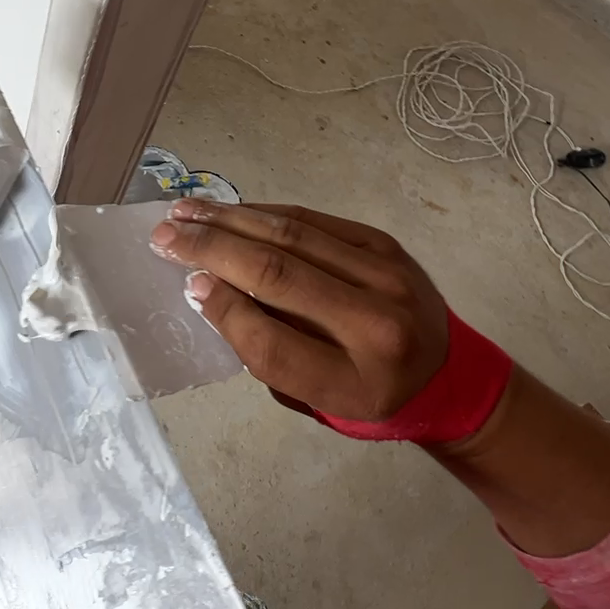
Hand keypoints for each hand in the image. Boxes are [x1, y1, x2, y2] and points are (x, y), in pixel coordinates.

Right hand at [150, 200, 450, 421]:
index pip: (275, 344)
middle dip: (211, 248)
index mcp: (360, 380)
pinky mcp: (383, 241)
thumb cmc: (365, 394)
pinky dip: (260, 213)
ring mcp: (386, 272)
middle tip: (164, 235)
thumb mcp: (314, 397)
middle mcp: (379, 321)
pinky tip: (227, 210)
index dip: (226, 311)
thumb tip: (207, 285)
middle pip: (279, 272)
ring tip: (183, 212)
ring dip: (227, 219)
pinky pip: (309, 219)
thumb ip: (264, 349)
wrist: (446, 373)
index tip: (186, 284)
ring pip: (290, 234)